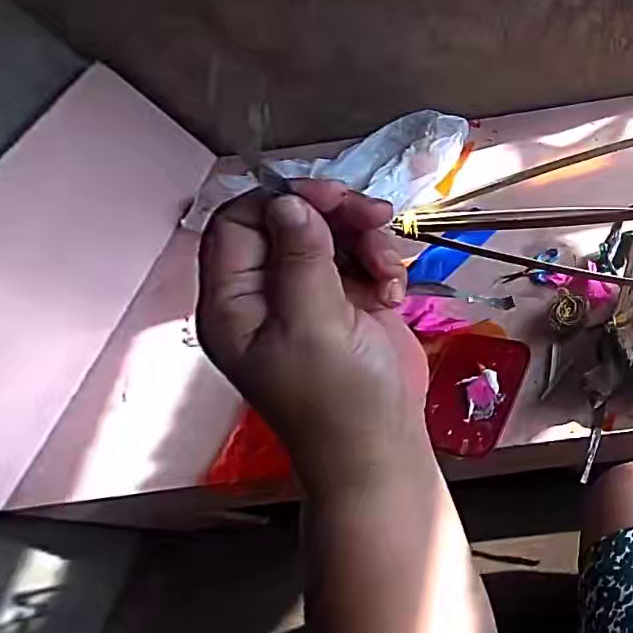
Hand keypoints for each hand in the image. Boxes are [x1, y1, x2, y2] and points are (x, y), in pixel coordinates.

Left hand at [196, 180, 427, 491]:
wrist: (383, 438)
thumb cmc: (339, 393)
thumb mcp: (315, 325)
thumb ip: (301, 262)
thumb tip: (290, 203)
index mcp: (236, 300)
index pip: (240, 224)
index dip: (284, 200)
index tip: (335, 194)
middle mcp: (270, 292)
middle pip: (295, 225)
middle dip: (338, 216)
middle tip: (379, 216)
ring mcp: (315, 297)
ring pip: (336, 239)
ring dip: (369, 244)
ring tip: (391, 272)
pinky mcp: (354, 303)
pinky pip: (366, 262)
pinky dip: (386, 267)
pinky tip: (395, 293)